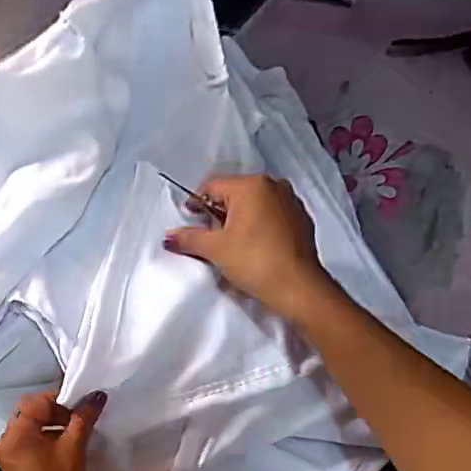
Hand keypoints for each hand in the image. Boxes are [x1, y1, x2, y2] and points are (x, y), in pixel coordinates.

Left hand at [0, 390, 105, 470]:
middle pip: (31, 413)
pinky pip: (31, 444)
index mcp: (15, 436)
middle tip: (83, 416)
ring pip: (32, 428)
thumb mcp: (74, 450)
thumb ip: (84, 418)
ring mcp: (10, 458)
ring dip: (54, 424)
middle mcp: (6, 443)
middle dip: (58, 410)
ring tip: (79, 430)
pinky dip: (48, 439)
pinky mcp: (17, 469)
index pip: (36, 401)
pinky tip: (68, 445)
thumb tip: (96, 395)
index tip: (85, 403)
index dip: (62, 398)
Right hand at [164, 174, 332, 320]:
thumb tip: (169, 236)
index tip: (190, 222)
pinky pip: (272, 216)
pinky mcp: (301, 219)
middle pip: (234, 193)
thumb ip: (189, 239)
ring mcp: (290, 201)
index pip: (212, 186)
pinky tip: (254, 248)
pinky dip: (258, 227)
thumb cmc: (255, 262)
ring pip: (254, 204)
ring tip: (233, 246)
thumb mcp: (215, 250)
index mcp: (251, 185)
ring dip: (239, 220)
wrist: (296, 286)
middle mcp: (273, 185)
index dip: (196, 203)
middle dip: (219, 213)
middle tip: (210, 239)